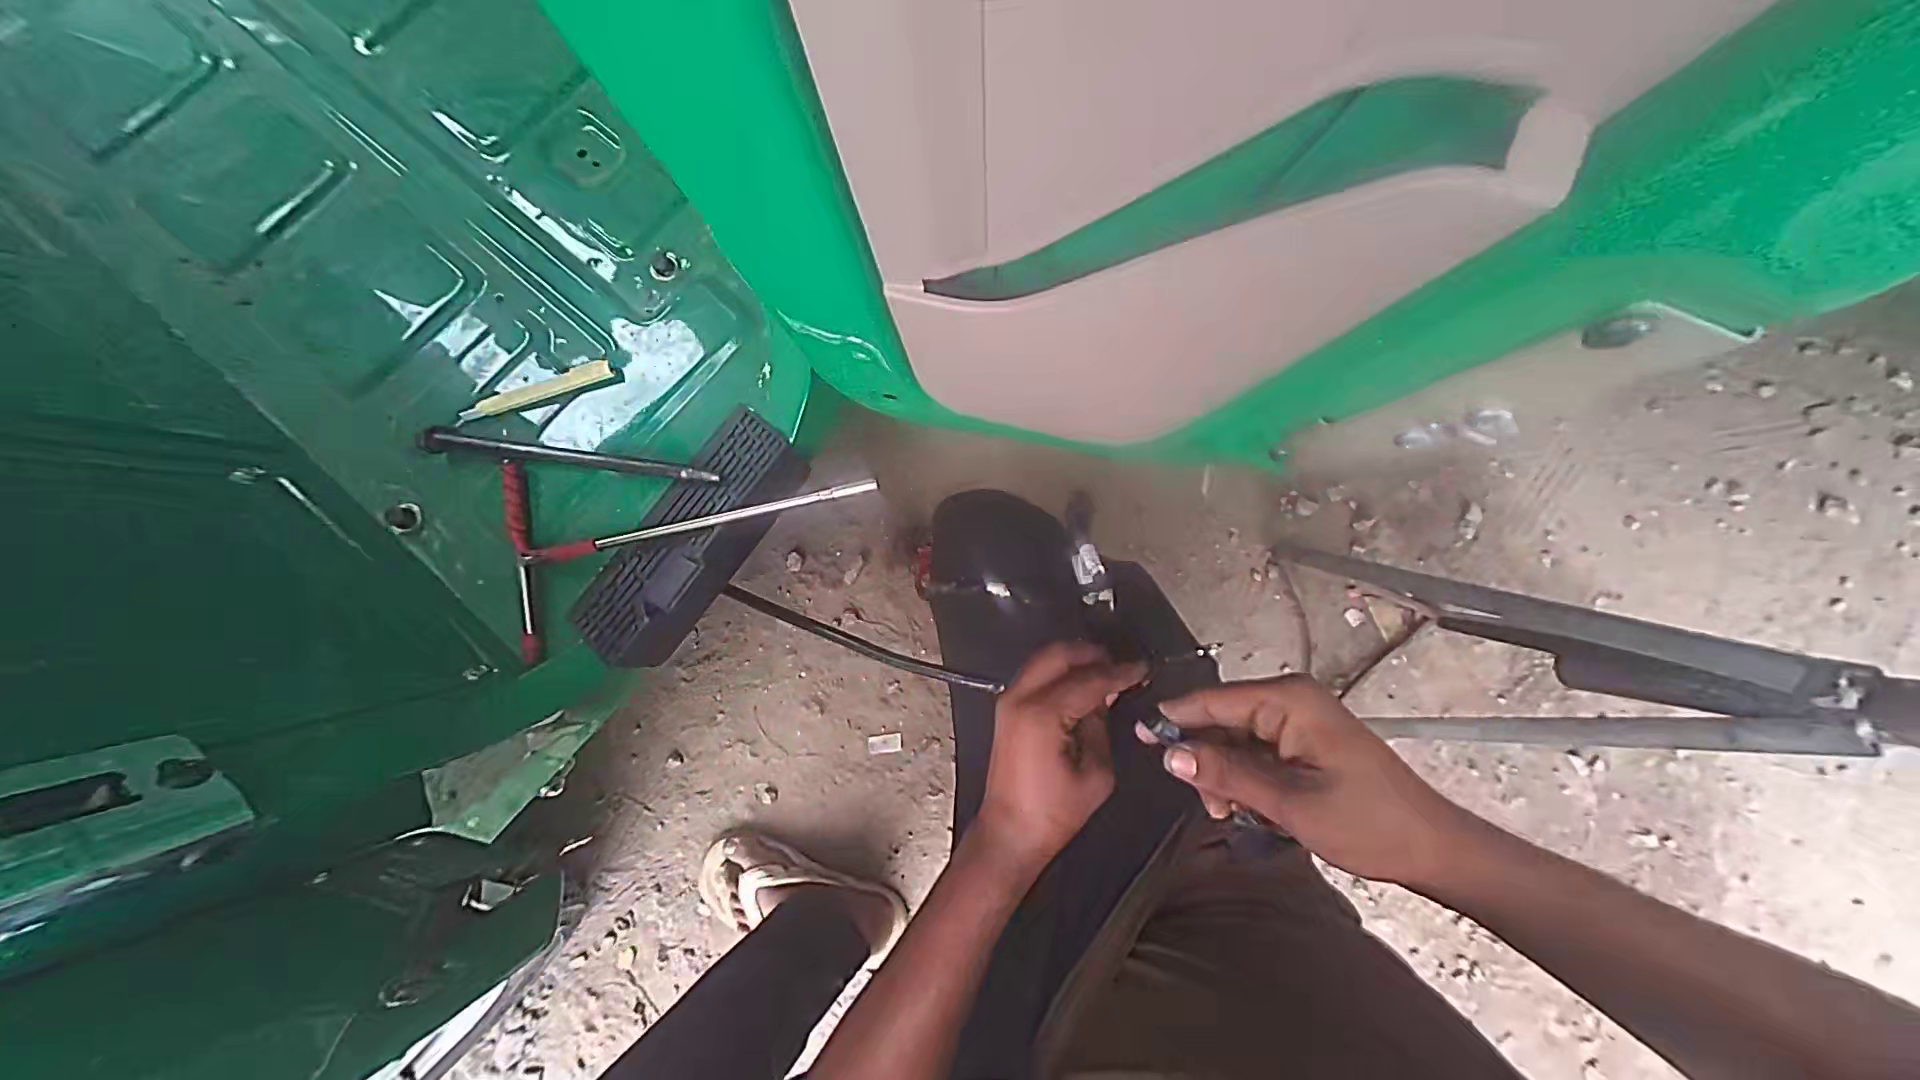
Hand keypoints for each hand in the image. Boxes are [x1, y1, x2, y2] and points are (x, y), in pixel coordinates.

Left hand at [973, 642, 1145, 874]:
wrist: (1010, 832)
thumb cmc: (1051, 813)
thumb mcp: (1096, 773)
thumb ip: (1101, 726)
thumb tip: (1106, 697)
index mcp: (1042, 714)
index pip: (1088, 679)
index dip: (1120, 672)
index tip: (1141, 668)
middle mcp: (1020, 699)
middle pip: (1059, 654)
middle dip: (1093, 654)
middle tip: (1121, 664)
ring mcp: (1008, 701)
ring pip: (1044, 659)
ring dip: (1075, 660)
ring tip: (1105, 672)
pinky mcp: (1006, 709)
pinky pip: (1035, 675)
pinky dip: (1060, 671)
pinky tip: (1082, 685)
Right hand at [1148, 675, 1477, 885]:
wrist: (1434, 848)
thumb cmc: (1369, 823)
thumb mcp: (1289, 803)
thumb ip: (1225, 774)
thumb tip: (1170, 753)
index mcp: (1289, 699)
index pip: (1213, 700)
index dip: (1174, 718)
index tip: (1140, 733)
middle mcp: (1289, 699)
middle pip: (1221, 720)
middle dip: (1207, 760)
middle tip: (1209, 802)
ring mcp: (1296, 719)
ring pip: (1233, 739)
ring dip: (1224, 774)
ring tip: (1231, 812)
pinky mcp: (1300, 739)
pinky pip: (1253, 750)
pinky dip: (1243, 777)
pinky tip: (1248, 805)